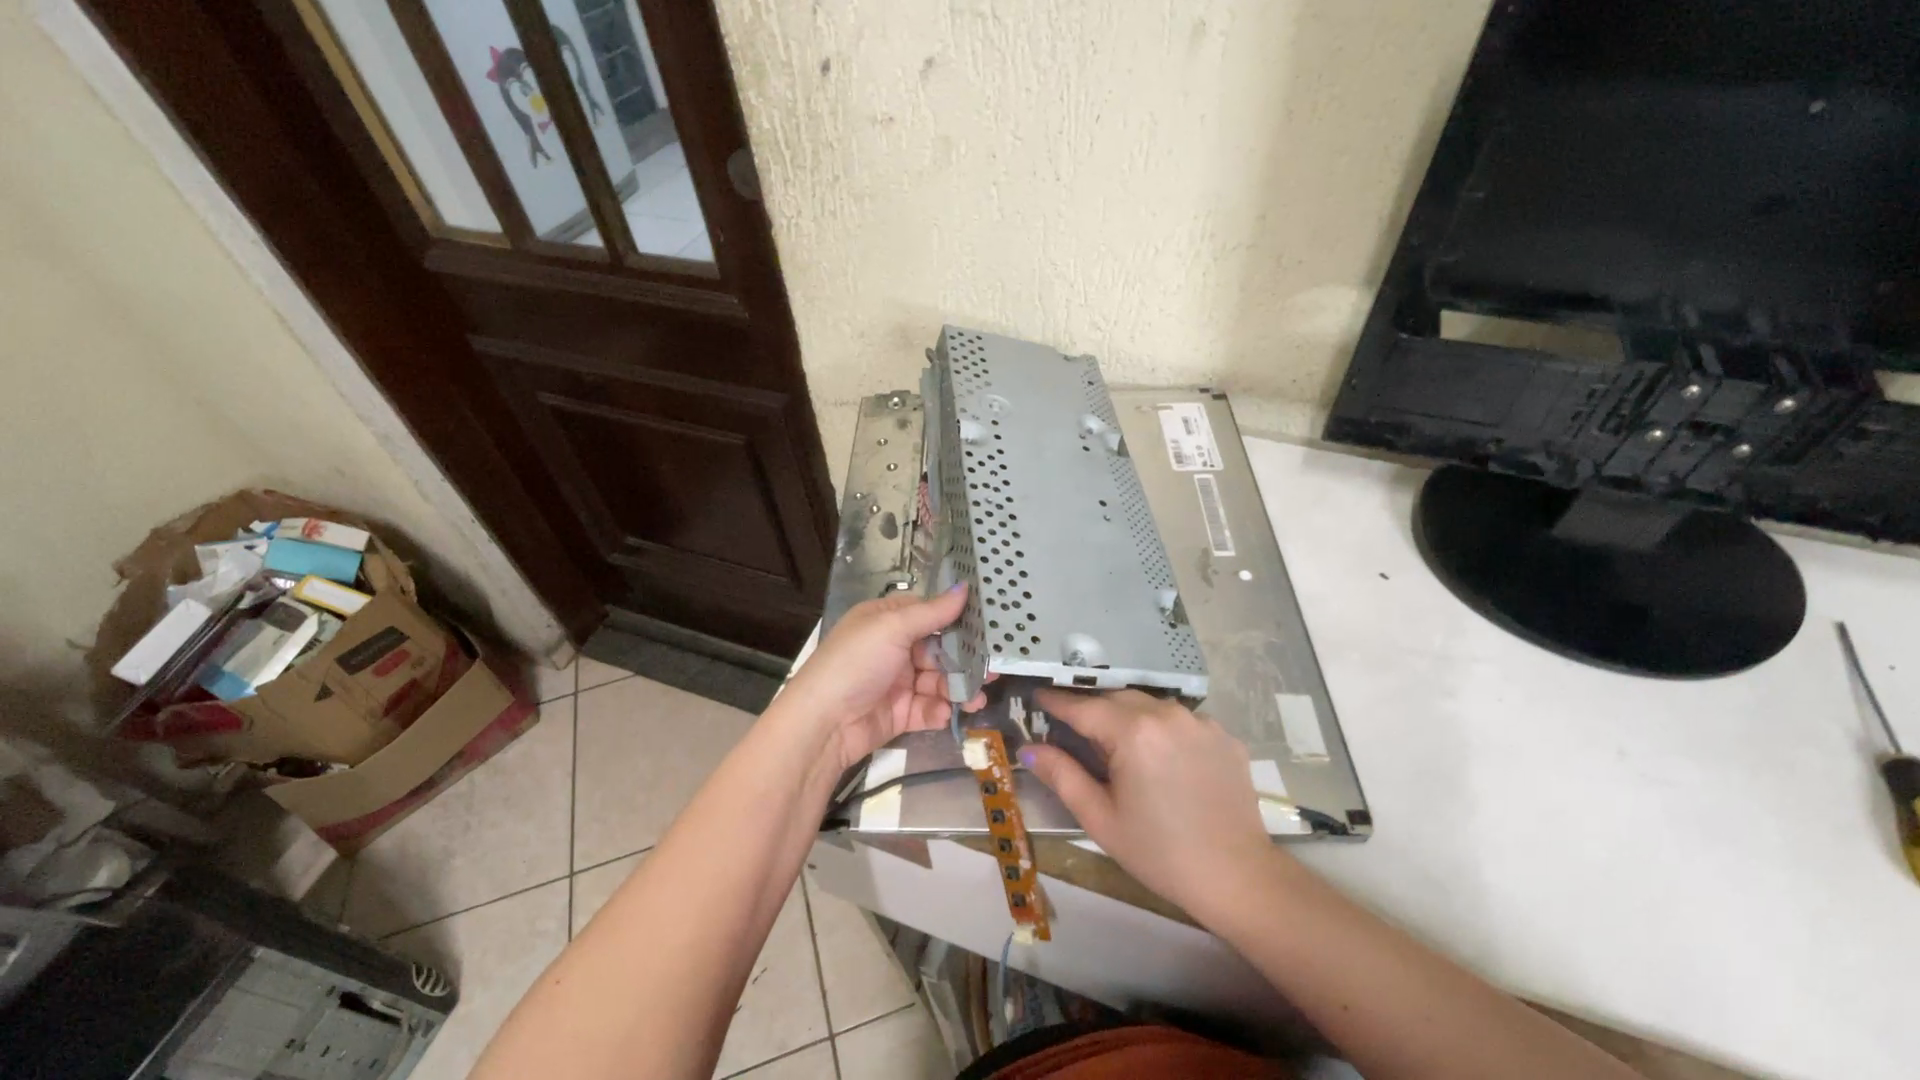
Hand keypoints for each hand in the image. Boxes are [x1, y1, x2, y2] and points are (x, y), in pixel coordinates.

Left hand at [780, 585, 989, 771]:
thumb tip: (964, 587)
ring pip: (939, 681)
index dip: (956, 619)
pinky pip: (929, 708)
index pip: (928, 613)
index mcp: (886, 620)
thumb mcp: (892, 628)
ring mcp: (897, 682)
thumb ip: (932, 612)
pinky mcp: (900, 713)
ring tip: (978, 698)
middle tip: (992, 670)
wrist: (824, 723)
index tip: (988, 625)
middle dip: (965, 660)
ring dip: (959, 689)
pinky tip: (948, 713)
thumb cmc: (856, 663)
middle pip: (939, 650)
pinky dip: (941, 710)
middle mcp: (893, 648)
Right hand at [1022, 689, 1275, 919]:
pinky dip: (1163, 731)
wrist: (1235, 875)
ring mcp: (1202, 723)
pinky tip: (1161, 761)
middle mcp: (1168, 715)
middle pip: (1118, 699)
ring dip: (1130, 718)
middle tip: (1074, 729)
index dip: (1057, 701)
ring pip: (1151, 707)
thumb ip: (1062, 775)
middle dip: (1094, 709)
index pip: (1083, 707)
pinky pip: (1182, 722)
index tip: (1038, 694)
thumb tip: (1029, 748)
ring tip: (1119, 748)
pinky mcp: (1225, 736)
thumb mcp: (1100, 818)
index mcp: (1133, 732)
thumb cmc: (1158, 852)